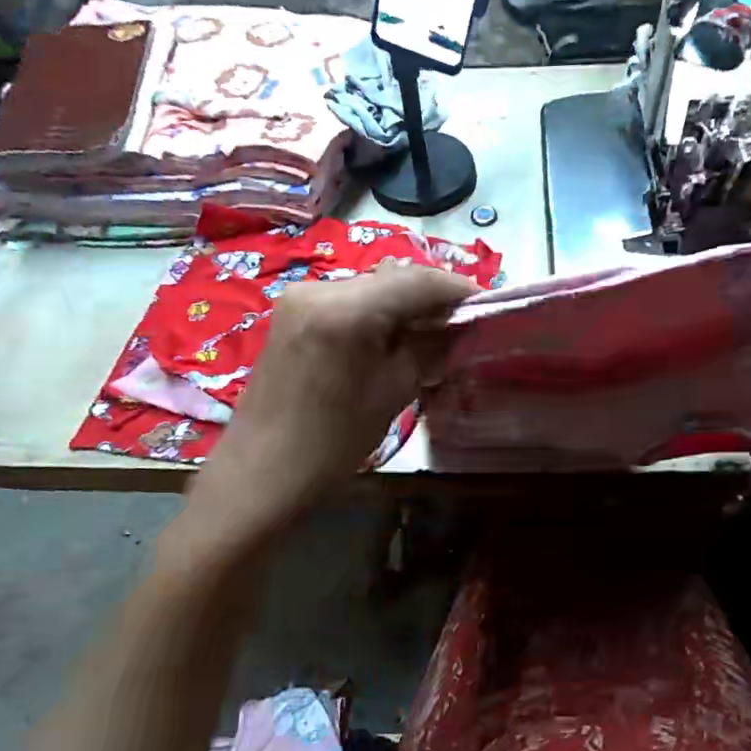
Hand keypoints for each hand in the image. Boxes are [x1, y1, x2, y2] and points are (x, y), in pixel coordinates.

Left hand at [181, 261, 475, 537]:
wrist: (262, 470)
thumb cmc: (332, 442)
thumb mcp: (393, 393)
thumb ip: (429, 349)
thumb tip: (459, 327)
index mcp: (346, 310)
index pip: (417, 280)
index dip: (458, 289)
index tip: (488, 304)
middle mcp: (319, 288)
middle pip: (392, 279)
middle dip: (431, 299)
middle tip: (463, 325)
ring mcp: (299, 297)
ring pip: (370, 290)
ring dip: (404, 307)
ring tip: (432, 335)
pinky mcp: (291, 313)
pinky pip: (347, 302)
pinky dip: (376, 315)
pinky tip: (392, 339)